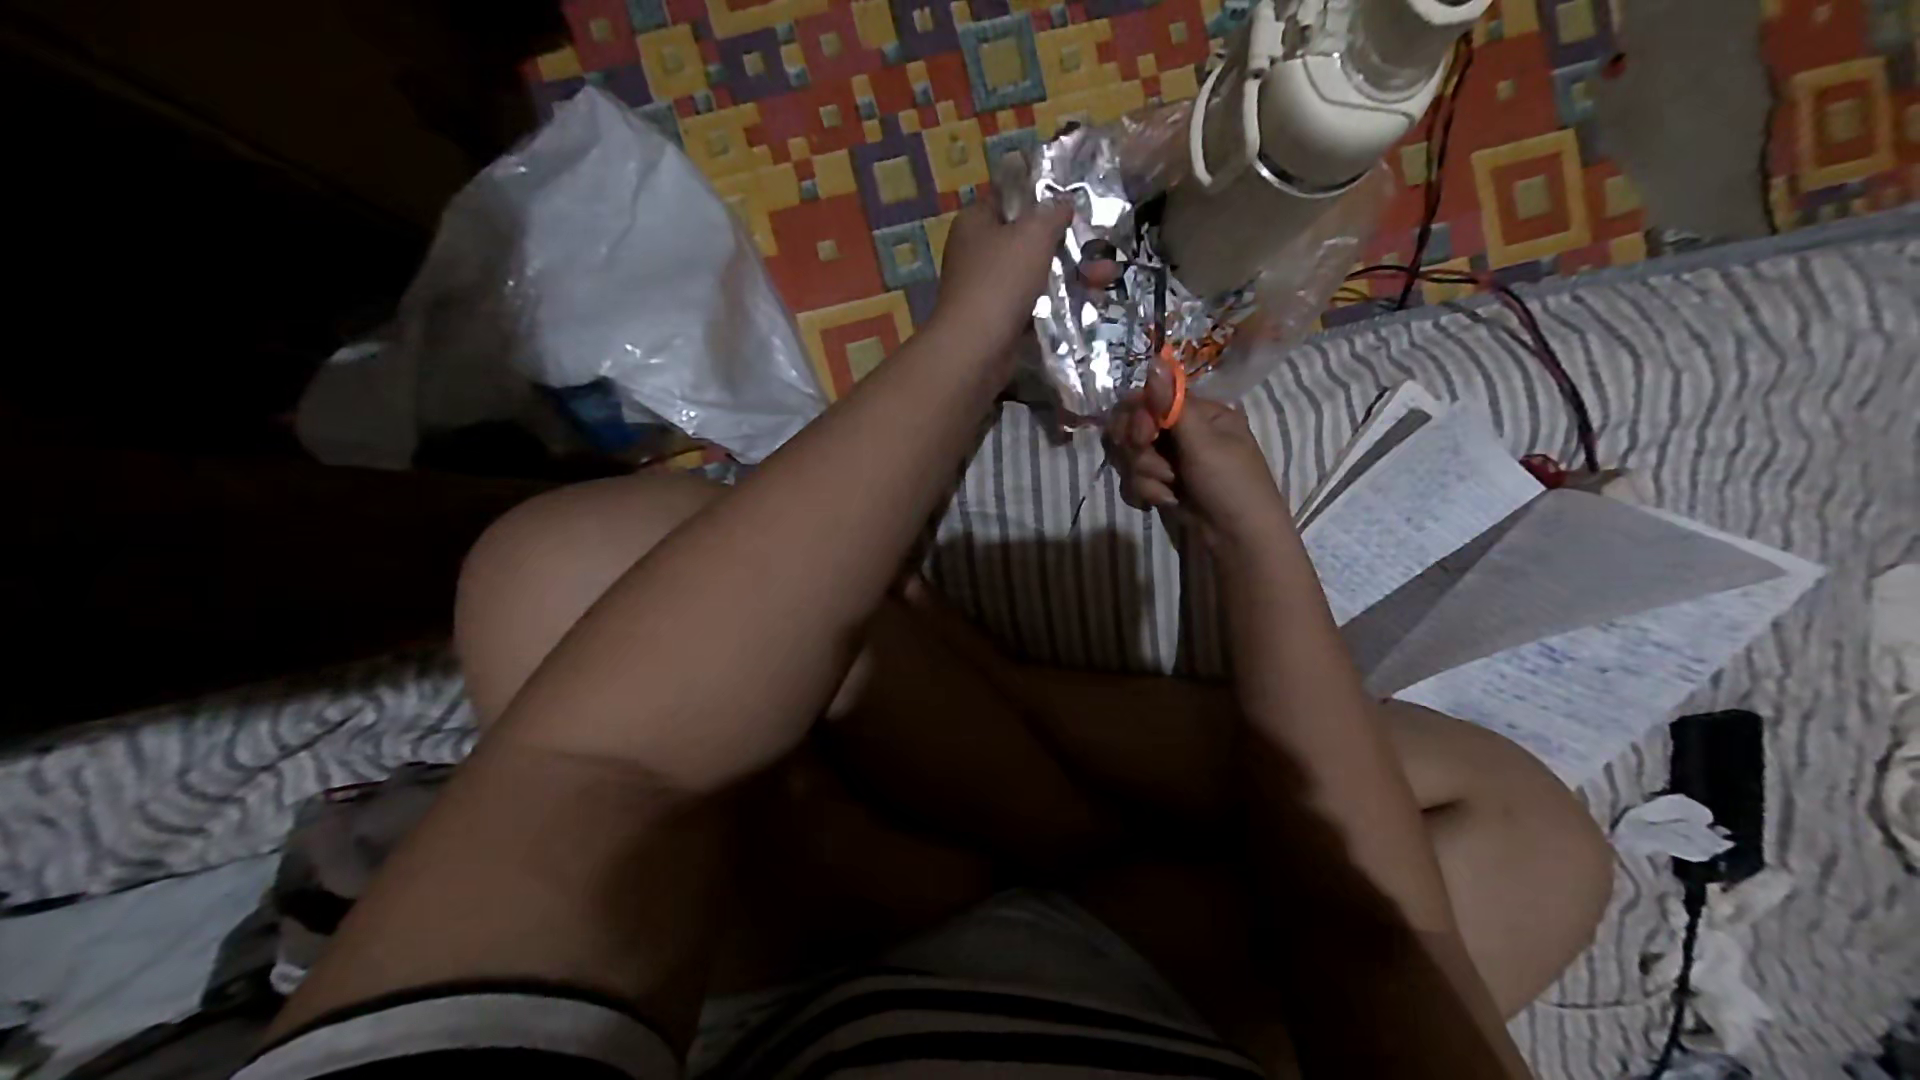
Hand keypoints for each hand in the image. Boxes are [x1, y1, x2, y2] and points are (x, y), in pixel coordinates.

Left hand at [929, 198, 1073, 351]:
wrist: (976, 348)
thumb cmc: (1001, 281)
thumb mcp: (1034, 233)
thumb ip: (1052, 213)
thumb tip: (1063, 202)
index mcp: (973, 222)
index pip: (1006, 199)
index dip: (1037, 198)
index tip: (1070, 205)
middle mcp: (972, 253)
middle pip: (1020, 239)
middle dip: (1054, 244)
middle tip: (1088, 246)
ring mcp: (981, 289)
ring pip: (1025, 275)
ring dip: (1055, 277)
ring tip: (1093, 277)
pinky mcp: (992, 319)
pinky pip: (1024, 305)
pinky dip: (1045, 306)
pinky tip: (1073, 304)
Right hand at [1106, 363, 1292, 545]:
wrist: (1238, 538)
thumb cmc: (1231, 484)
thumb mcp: (1203, 442)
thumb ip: (1173, 404)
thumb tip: (1156, 360)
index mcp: (1200, 413)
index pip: (1150, 399)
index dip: (1138, 417)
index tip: (1144, 437)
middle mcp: (1183, 431)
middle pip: (1134, 426)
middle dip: (1140, 450)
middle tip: (1159, 468)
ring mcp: (1171, 459)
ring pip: (1132, 456)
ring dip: (1147, 475)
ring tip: (1171, 489)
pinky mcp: (1162, 483)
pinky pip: (1136, 479)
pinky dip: (1148, 491)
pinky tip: (1168, 501)